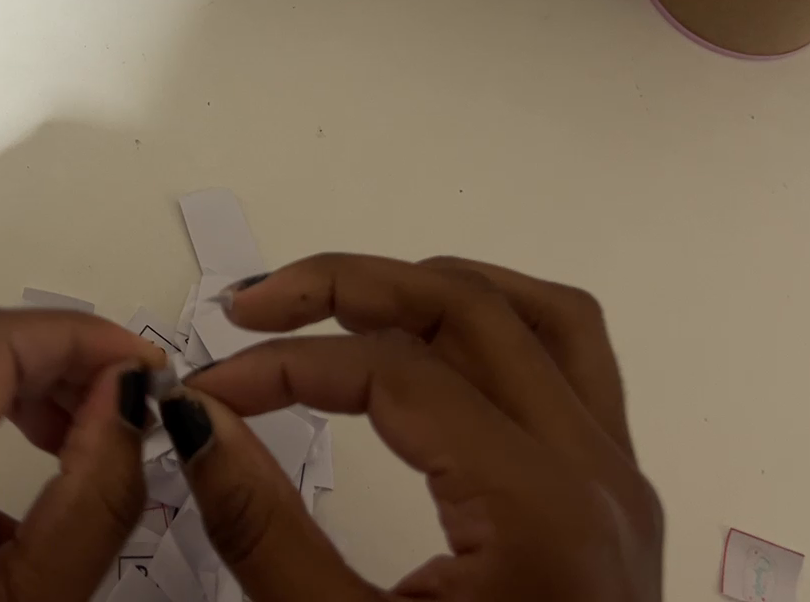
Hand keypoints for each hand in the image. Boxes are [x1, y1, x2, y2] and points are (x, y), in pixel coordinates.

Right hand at [166, 254, 661, 601]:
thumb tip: (193, 413)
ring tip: (328, 303)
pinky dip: (482, 314)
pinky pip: (563, 350)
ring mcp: (616, 475)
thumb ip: (261, 525)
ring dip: (416, 285)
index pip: (391, 371)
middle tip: (248, 307)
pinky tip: (418, 335)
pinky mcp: (608, 488)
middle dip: (340, 284)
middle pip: (462, 305)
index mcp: (539, 514)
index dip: (282, 365)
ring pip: (529, 310)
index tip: (208, 391)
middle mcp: (596, 472)